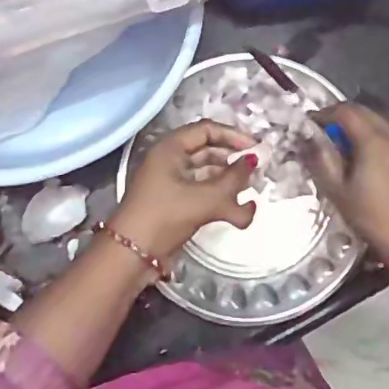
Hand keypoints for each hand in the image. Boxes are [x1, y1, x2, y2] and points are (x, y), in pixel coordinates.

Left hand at [111, 120, 256, 262]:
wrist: (131, 257)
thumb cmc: (165, 216)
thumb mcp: (205, 197)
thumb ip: (234, 178)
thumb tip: (254, 161)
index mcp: (170, 148)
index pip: (207, 130)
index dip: (234, 136)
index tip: (256, 148)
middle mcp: (170, 161)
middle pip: (209, 151)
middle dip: (234, 161)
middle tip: (258, 169)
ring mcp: (172, 183)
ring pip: (208, 174)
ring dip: (230, 182)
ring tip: (251, 192)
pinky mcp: (175, 204)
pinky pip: (203, 193)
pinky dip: (221, 199)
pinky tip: (241, 212)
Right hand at [305, 103, 388, 257]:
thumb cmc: (370, 215)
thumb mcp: (337, 190)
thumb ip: (321, 159)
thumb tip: (308, 138)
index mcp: (373, 140)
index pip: (346, 112)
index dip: (324, 112)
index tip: (309, 122)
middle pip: (363, 112)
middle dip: (340, 114)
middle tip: (321, 128)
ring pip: (376, 121)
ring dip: (355, 123)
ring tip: (338, 141)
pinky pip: (386, 133)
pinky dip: (369, 133)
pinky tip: (359, 152)